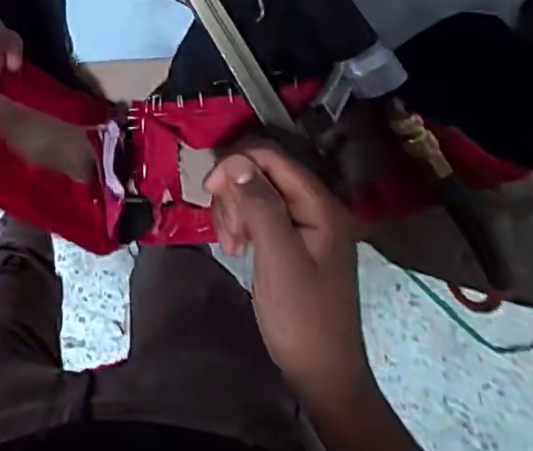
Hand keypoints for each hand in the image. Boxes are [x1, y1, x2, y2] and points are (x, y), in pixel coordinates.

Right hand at [205, 143, 372, 396]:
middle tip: (228, 232)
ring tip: (232, 244)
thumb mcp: (278, 260)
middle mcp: (316, 205)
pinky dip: (243, 223)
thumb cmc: (302, 319)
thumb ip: (261, 206)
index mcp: (320, 203)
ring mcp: (307, 222)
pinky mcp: (295, 239)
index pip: (273, 157)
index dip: (237, 163)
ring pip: (258, 190)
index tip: (209, 188)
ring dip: (236, 209)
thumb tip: (238, 162)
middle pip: (263, 171)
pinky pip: (261, 213)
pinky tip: (238, 247)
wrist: (323, 376)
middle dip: (235, 191)